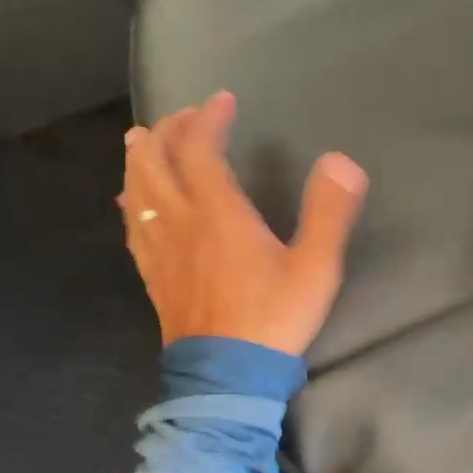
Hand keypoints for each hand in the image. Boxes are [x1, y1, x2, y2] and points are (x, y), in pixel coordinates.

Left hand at [120, 91, 367, 355]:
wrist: (228, 373)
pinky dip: (132, 196)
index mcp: (218, 213)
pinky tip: (134, 199)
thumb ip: (329, 211)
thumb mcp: (316, 265)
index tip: (222, 99)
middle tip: (187, 116)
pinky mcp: (152, 272)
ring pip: (135, 188)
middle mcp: (179, 221)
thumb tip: (341, 161)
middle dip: (168, 131)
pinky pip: (131, 222)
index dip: (207, 119)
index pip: (200, 149)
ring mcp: (159, 248)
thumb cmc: (276, 315)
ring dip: (141, 157)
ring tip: (146, 140)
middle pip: (155, 161)